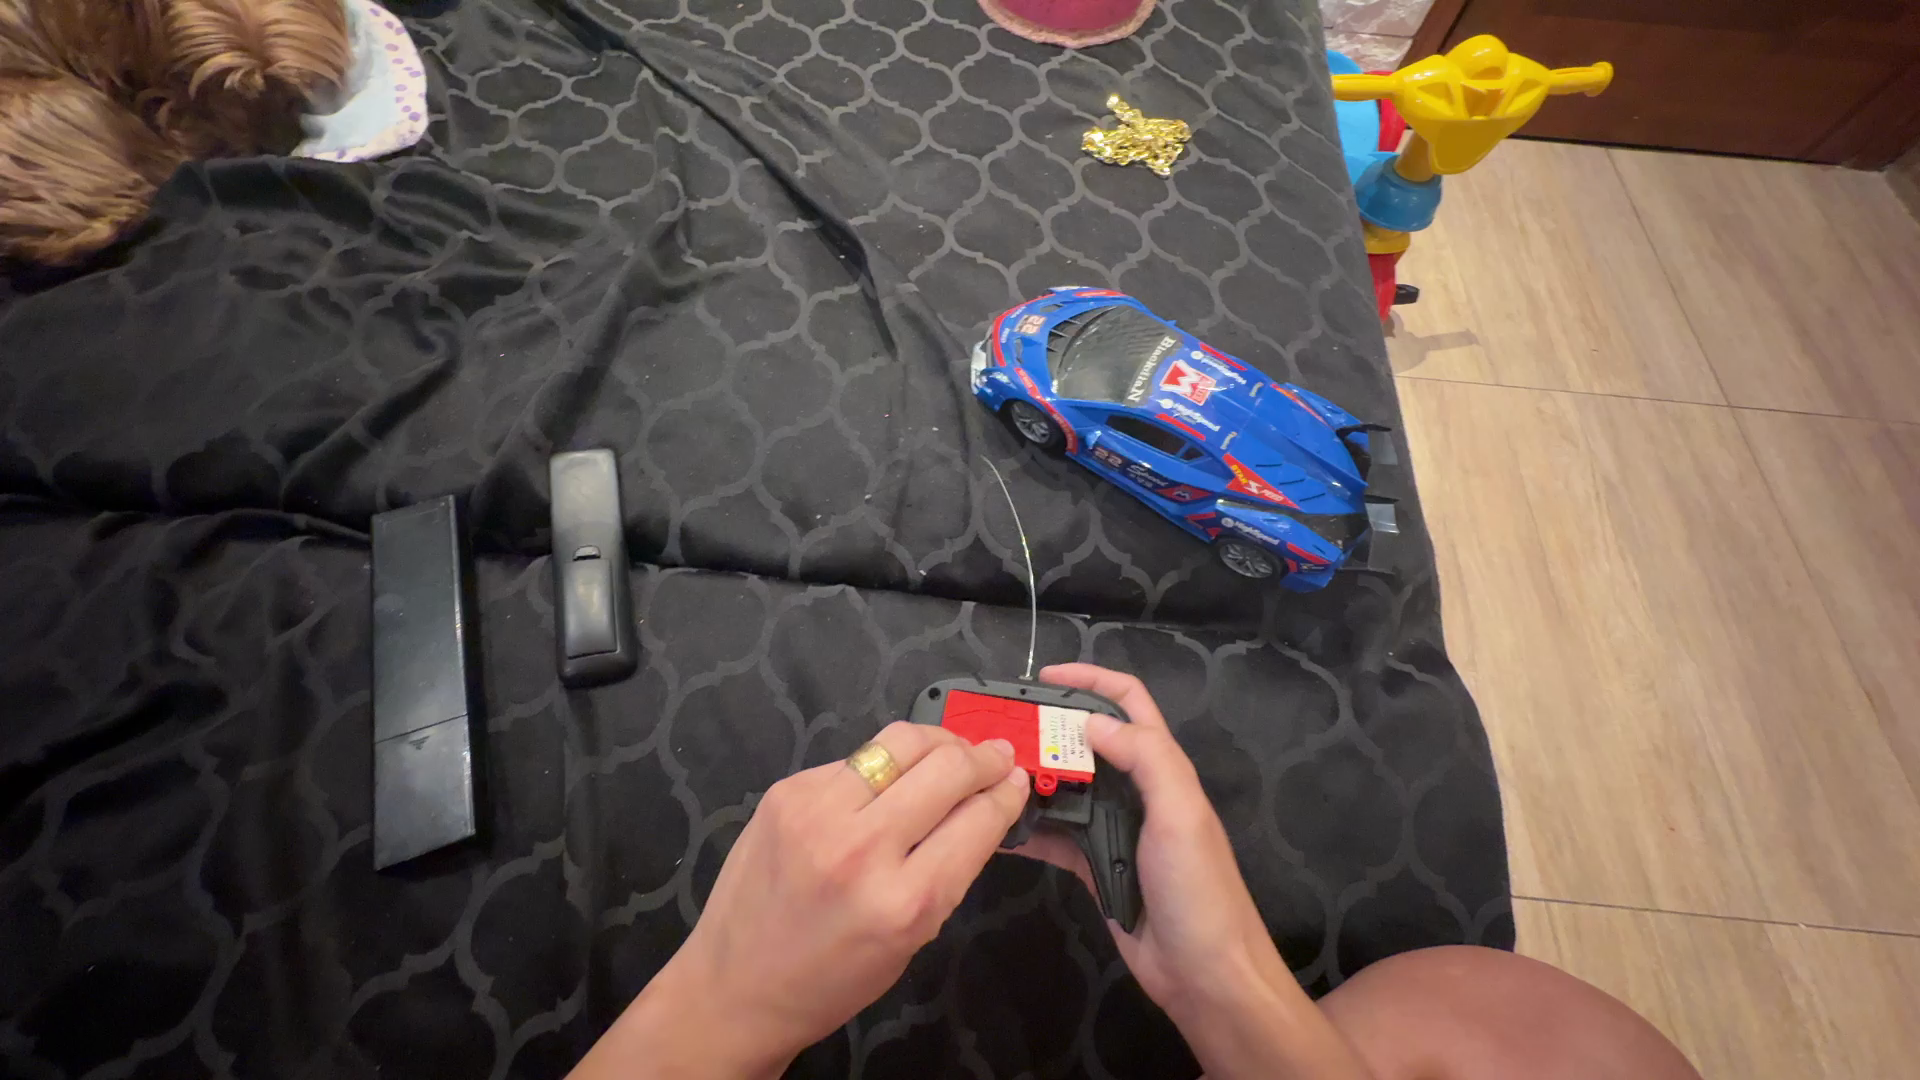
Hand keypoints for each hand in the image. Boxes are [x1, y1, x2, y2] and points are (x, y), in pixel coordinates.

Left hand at [572, 721, 1029, 1078]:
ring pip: (902, 741)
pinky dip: (885, 764)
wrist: (733, 986)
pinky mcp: (789, 789)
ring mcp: (818, 810)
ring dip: (940, 740)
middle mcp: (862, 847)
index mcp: (904, 902)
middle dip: (984, 756)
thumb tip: (985, 805)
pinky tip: (889, 779)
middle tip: (995, 755)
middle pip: (947, 767)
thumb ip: (949, 867)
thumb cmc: (833, 977)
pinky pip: (857, 757)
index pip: (978, 820)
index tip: (1016, 778)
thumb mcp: (910, 938)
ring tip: (952, 750)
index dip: (1007, 793)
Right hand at [1013, 664, 1287, 1012]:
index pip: (1127, 701)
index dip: (1090, 678)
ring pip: (1068, 785)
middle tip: (1004, 727)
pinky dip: (1030, 828)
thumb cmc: (1197, 887)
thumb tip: (1091, 718)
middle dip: (1050, 726)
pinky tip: (1000, 827)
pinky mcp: (1095, 863)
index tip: (1044, 678)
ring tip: (994, 771)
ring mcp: (1115, 827)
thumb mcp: (1179, 811)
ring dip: (1035, 775)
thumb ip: (1144, 756)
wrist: (1205, 976)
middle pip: (1088, 739)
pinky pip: (1056, 835)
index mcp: (1162, 765)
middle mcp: (1136, 788)